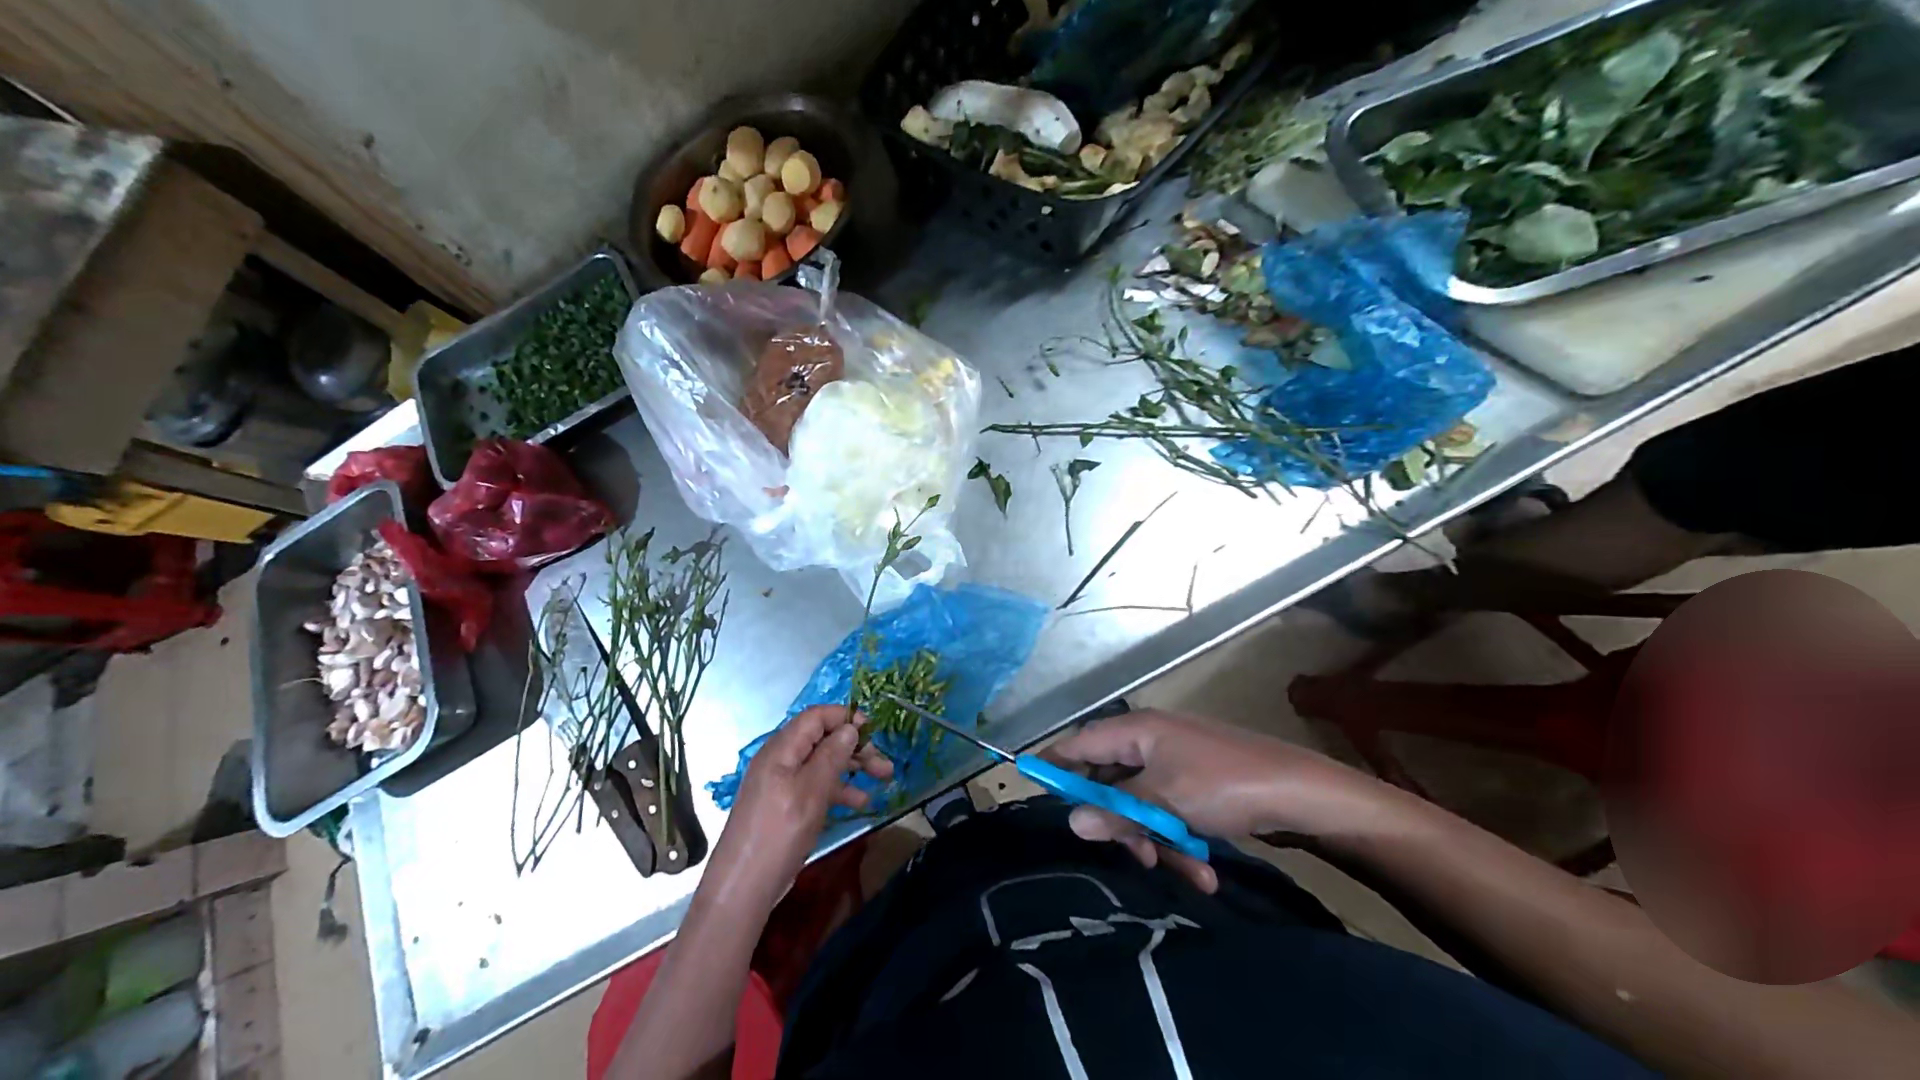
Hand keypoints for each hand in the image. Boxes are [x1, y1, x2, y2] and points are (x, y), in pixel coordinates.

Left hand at [706, 705, 892, 911]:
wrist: (743, 886)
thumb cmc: (779, 833)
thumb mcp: (811, 791)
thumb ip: (831, 756)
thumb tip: (849, 728)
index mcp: (782, 749)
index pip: (816, 717)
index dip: (846, 718)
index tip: (875, 731)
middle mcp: (780, 760)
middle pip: (822, 739)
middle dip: (855, 746)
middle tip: (884, 763)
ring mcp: (781, 783)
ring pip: (822, 763)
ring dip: (852, 768)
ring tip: (883, 779)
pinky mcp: (785, 805)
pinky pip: (815, 786)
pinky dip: (838, 789)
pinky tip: (860, 802)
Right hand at [1044, 709, 1393, 893]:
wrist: (1302, 793)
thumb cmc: (1223, 786)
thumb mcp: (1162, 802)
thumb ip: (1114, 811)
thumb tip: (1071, 821)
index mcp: (1137, 731)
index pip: (1080, 744)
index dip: (1057, 768)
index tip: (1038, 796)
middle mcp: (1152, 741)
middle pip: (1111, 781)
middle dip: (1120, 822)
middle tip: (1131, 852)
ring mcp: (1176, 763)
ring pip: (1143, 803)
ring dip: (1157, 839)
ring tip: (1184, 869)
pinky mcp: (1197, 785)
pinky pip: (1170, 811)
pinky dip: (1180, 838)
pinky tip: (1203, 869)